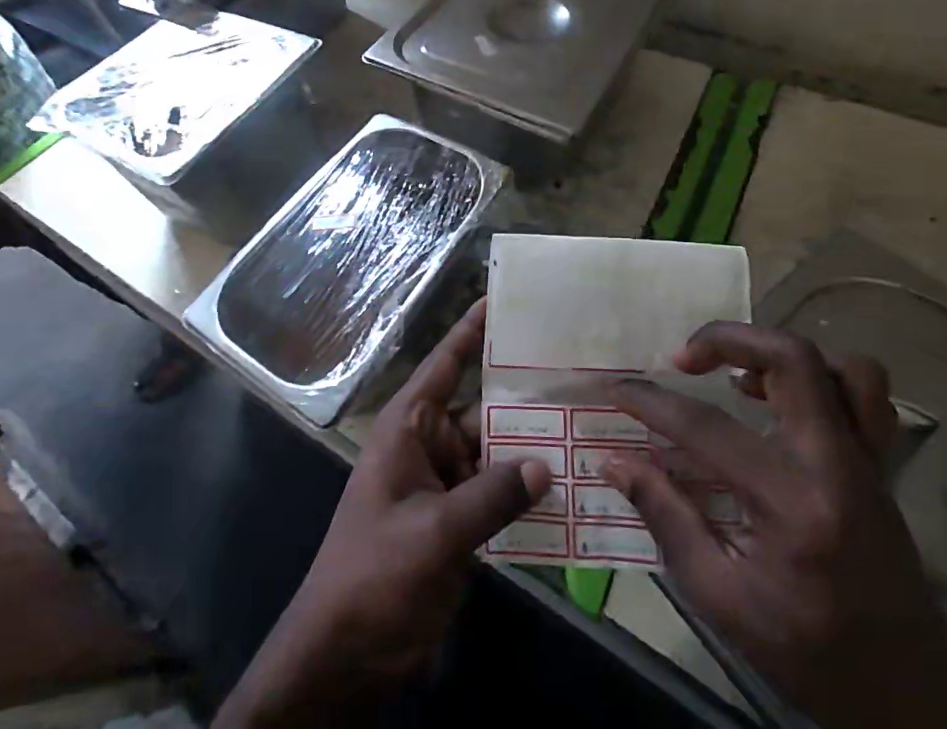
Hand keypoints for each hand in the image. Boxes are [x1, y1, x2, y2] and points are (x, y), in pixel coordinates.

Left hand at [215, 299, 549, 727]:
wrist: (350, 647)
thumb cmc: (375, 573)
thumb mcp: (432, 531)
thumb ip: (490, 497)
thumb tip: (546, 463)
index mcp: (408, 429)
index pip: (442, 366)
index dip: (470, 332)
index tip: (503, 298)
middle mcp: (429, 447)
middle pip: (482, 409)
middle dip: (525, 396)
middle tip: (584, 374)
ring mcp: (446, 486)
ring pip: (497, 454)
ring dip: (537, 448)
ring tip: (596, 426)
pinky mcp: (460, 523)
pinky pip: (501, 496)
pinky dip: (531, 494)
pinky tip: (578, 489)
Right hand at [604, 322, 946, 728]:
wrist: (908, 687)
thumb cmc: (806, 648)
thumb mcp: (718, 594)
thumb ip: (665, 516)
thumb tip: (614, 461)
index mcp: (793, 503)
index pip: (707, 427)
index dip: (651, 402)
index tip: (615, 390)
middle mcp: (837, 465)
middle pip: (792, 361)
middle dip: (726, 340)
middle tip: (681, 359)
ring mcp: (867, 461)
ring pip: (841, 367)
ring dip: (780, 356)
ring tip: (736, 376)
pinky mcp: (879, 467)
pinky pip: (862, 397)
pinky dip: (818, 378)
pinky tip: (776, 401)